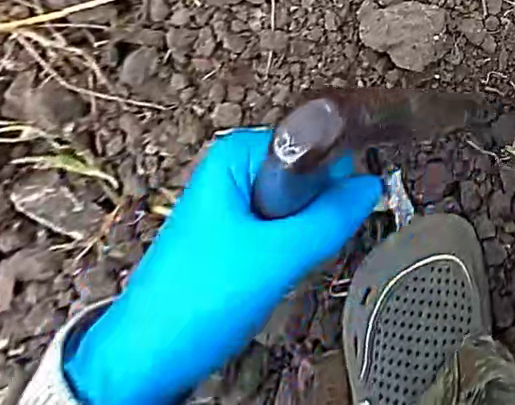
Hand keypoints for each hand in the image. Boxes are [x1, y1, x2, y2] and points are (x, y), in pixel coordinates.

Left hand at [64, 129, 380, 404]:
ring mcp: (237, 195)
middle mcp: (238, 165)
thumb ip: (335, 215)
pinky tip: (273, 267)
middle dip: (317, 210)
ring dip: (305, 231)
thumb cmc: (191, 306)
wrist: (139, 369)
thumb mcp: (278, 256)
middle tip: (293, 245)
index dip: (330, 182)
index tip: (320, 216)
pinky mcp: (240, 224)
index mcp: (239, 152)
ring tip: (277, 261)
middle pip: (314, 172)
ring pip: (306, 199)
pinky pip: (291, 219)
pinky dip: (293, 244)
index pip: (319, 145)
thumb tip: (375, 185)